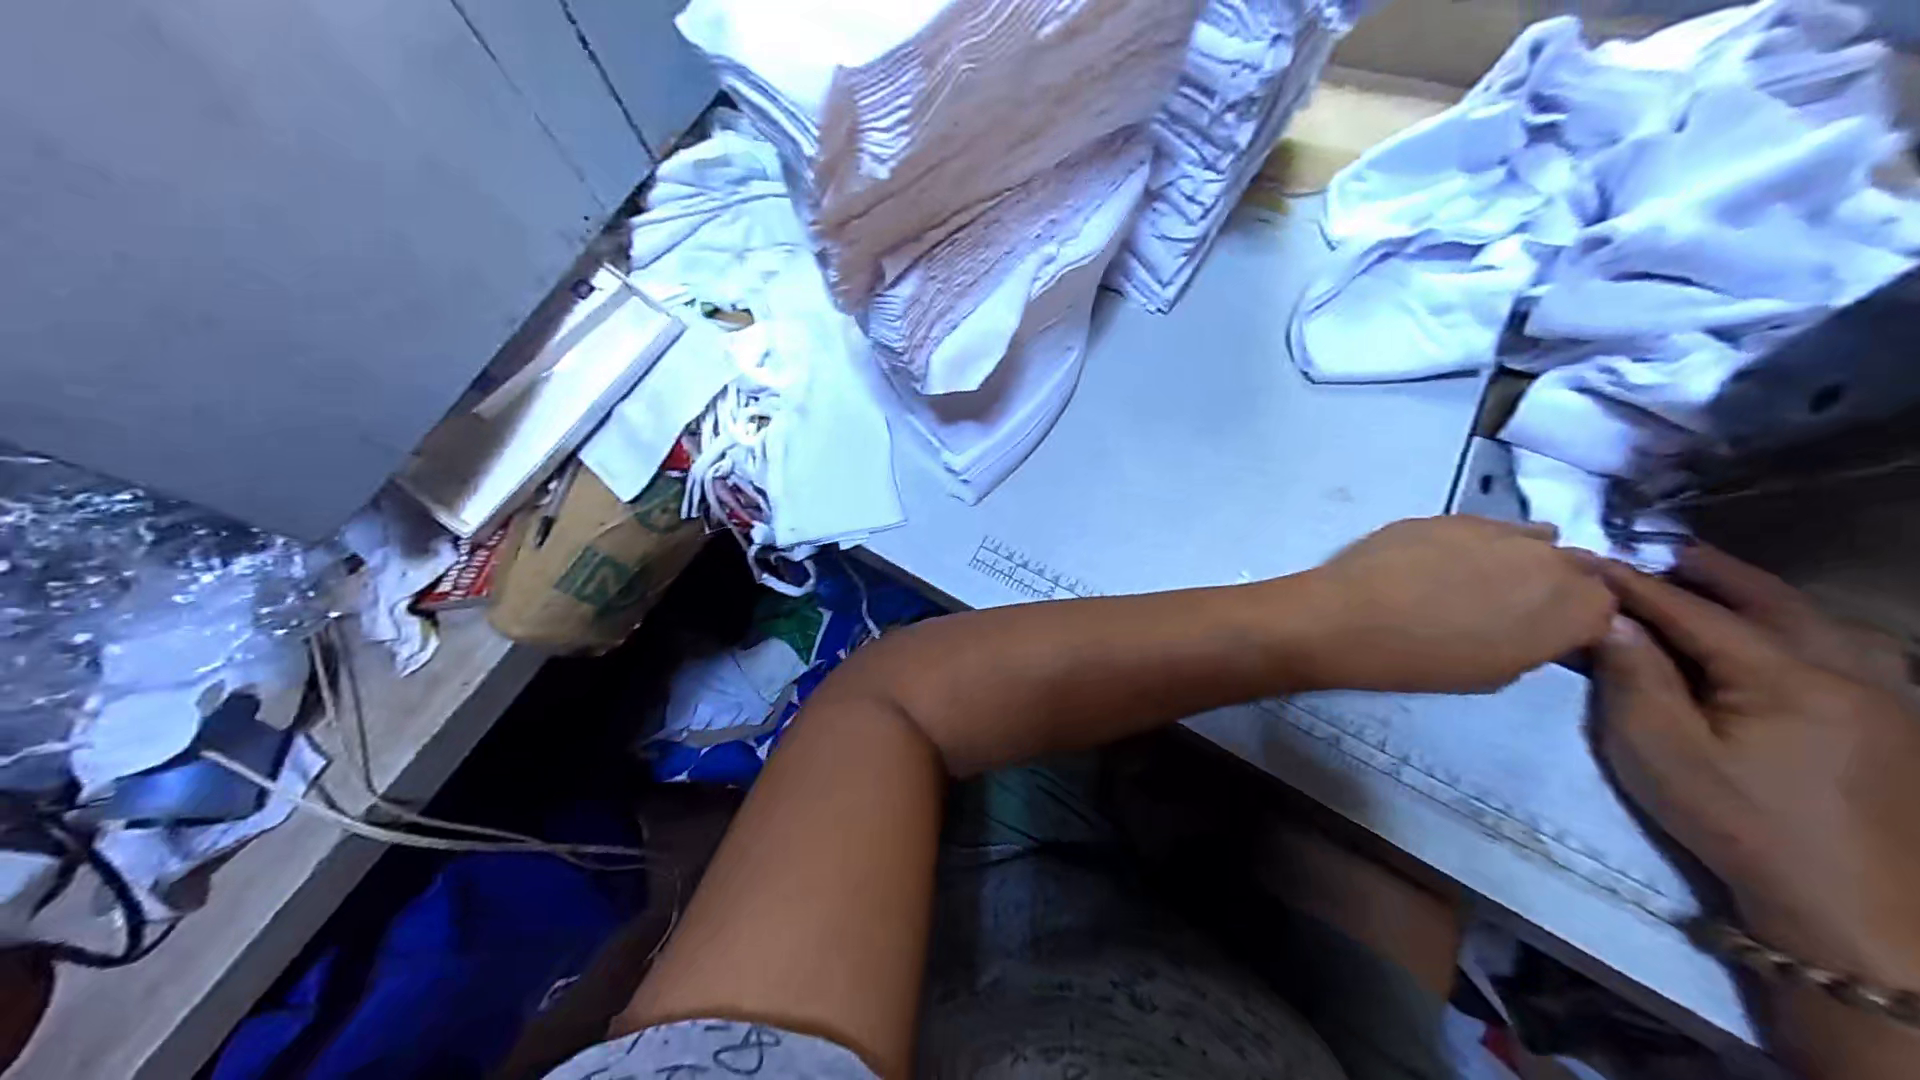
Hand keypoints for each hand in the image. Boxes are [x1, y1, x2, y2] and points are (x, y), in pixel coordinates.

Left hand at [1292, 515, 1615, 693]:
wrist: (1349, 618)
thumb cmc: (1423, 659)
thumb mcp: (1498, 671)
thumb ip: (1536, 642)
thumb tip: (1538, 626)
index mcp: (1576, 607)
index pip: (1606, 606)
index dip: (1577, 618)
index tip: (1549, 629)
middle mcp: (1550, 559)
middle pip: (1573, 566)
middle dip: (1554, 584)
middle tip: (1514, 604)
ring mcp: (1498, 530)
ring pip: (1530, 539)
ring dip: (1517, 558)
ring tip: (1479, 580)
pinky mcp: (1451, 515)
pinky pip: (1483, 527)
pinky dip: (1476, 544)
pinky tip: (1444, 562)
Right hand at [1594, 553, 1919, 984]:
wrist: (1851, 907)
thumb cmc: (1738, 822)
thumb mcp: (1660, 750)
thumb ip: (1635, 676)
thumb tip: (1609, 617)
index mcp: (1788, 677)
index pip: (1693, 612)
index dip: (1635, 584)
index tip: (1586, 559)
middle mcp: (1847, 672)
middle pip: (1770, 601)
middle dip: (1708, 572)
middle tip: (1656, 550)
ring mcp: (1886, 697)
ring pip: (1821, 620)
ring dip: (1760, 594)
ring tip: (1713, 580)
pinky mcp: (1896, 723)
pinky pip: (1853, 649)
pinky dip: (1806, 623)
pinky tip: (1787, 630)